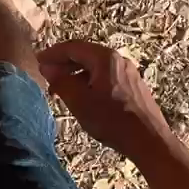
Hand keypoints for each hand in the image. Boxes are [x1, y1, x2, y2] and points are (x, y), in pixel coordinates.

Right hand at [37, 40, 178, 166]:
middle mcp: (118, 60)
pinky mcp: (135, 87)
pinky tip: (85, 97)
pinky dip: (90, 81)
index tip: (38, 61)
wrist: (150, 141)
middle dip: (64, 64)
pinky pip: (107, 77)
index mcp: (105, 58)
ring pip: (96, 67)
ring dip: (77, 74)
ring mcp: (129, 73)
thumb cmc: (111, 120)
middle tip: (47, 74)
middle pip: (85, 55)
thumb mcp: (79, 101)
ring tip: (63, 88)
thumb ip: (61, 81)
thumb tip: (47, 68)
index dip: (53, 54)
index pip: (73, 48)